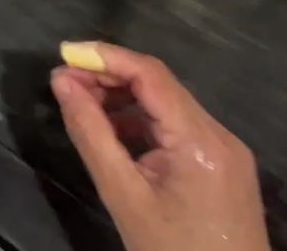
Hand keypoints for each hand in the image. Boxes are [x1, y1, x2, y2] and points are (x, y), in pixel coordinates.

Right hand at [51, 43, 270, 250]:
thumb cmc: (171, 249)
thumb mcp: (122, 193)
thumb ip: (89, 131)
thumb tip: (61, 79)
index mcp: (201, 141)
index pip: (150, 74)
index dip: (104, 56)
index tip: (62, 55)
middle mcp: (221, 136)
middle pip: (158, 84)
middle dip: (108, 76)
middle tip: (64, 83)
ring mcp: (226, 151)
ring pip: (165, 103)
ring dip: (121, 97)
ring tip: (82, 107)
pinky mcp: (222, 165)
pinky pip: (175, 125)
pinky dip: (139, 119)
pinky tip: (113, 133)